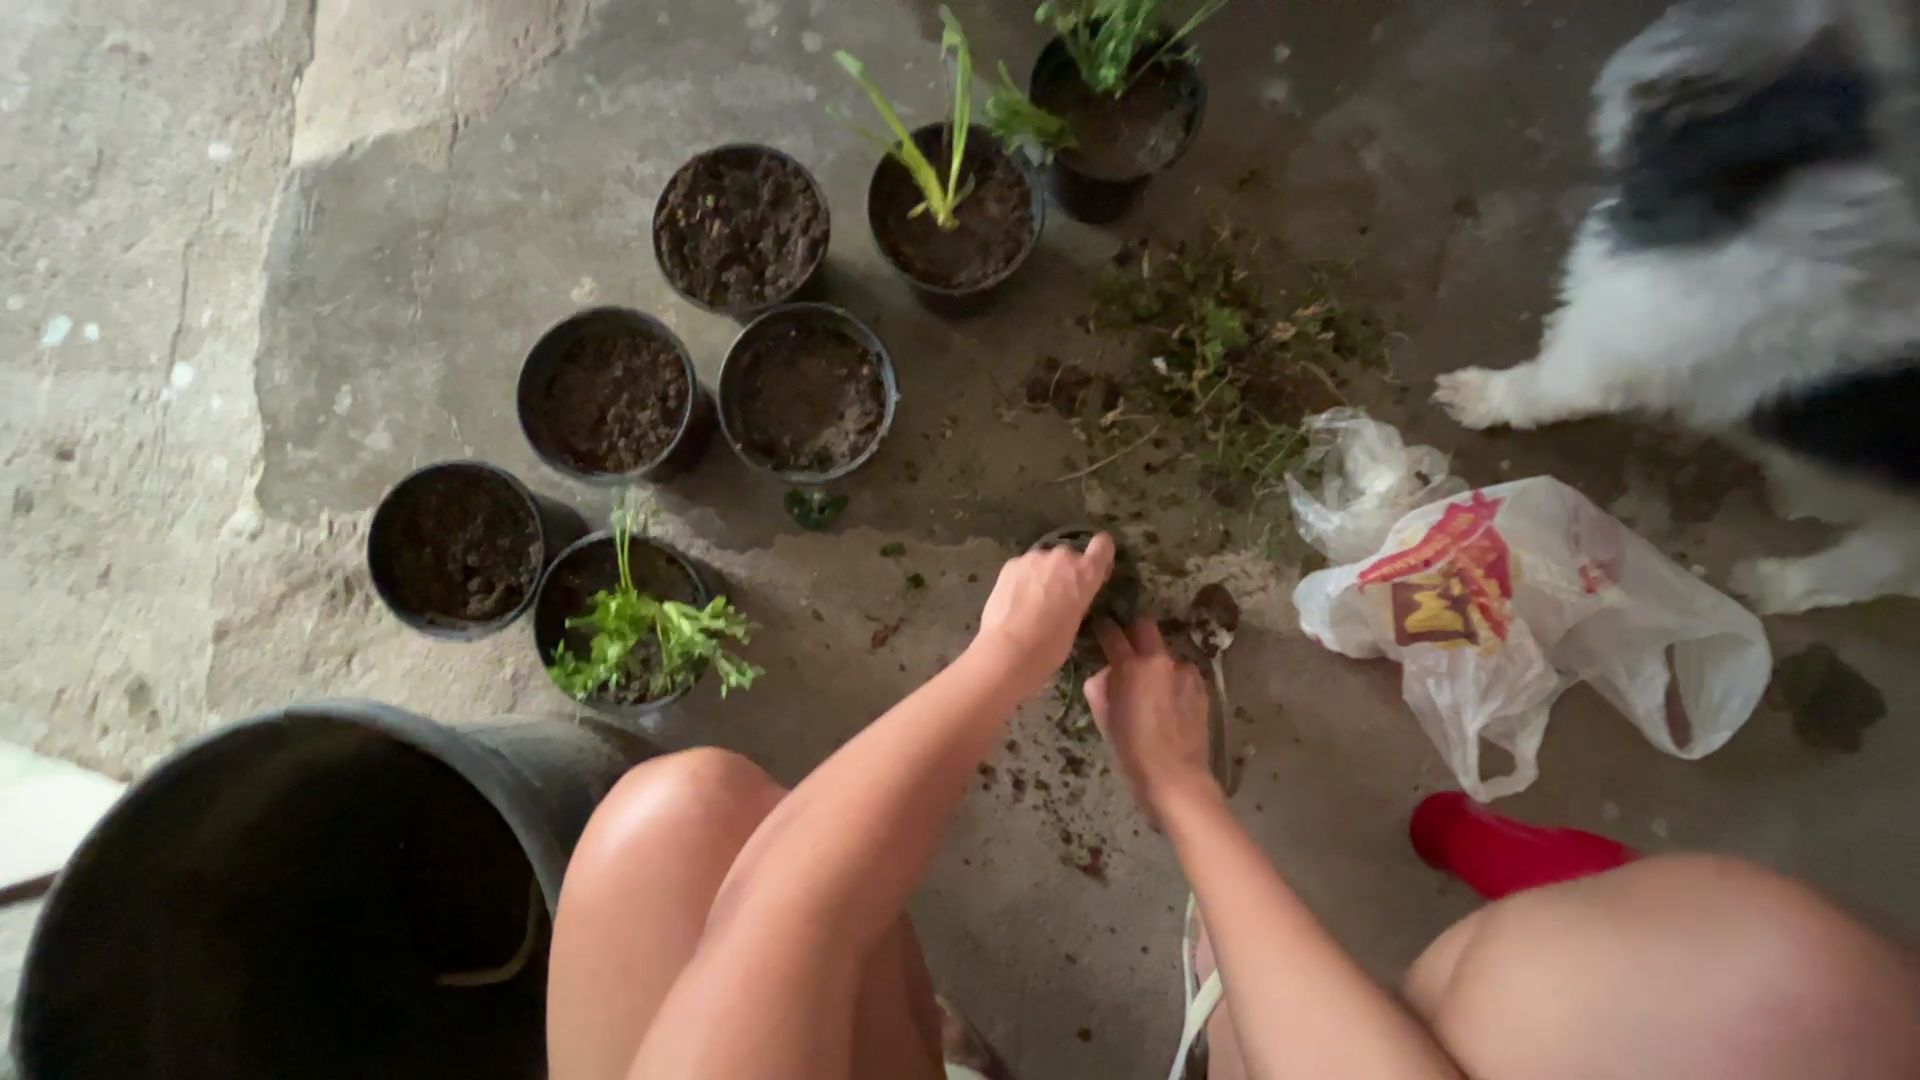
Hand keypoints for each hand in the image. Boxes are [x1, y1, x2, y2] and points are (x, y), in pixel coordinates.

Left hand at [971, 533, 1114, 694]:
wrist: (1008, 650)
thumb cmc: (1050, 646)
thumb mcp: (1076, 623)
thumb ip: (1078, 600)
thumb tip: (1071, 597)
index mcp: (1085, 573)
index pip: (1103, 545)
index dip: (1099, 554)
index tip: (1094, 568)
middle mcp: (1062, 557)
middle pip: (1069, 556)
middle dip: (1065, 571)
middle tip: (1056, 595)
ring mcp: (1034, 557)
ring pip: (1044, 561)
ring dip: (1042, 574)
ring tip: (1032, 599)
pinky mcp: (1010, 563)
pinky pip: (1023, 566)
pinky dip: (1022, 578)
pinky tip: (1015, 599)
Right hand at [1085, 618, 1216, 825]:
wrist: (1174, 776)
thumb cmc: (1131, 750)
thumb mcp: (1104, 717)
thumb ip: (1102, 686)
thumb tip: (1108, 673)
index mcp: (1130, 667)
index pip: (1112, 634)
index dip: (1104, 628)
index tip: (1101, 629)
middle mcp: (1159, 661)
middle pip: (1146, 626)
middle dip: (1136, 633)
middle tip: (1130, 651)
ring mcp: (1184, 672)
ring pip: (1167, 654)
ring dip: (1159, 664)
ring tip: (1155, 690)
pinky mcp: (1201, 687)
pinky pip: (1184, 674)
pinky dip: (1175, 681)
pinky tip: (1172, 704)